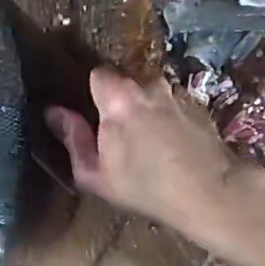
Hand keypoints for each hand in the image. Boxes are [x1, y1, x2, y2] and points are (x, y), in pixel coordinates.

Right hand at [45, 67, 264, 231]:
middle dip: (121, 103)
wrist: (210, 192)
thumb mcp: (96, 175)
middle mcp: (151, 85)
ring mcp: (179, 93)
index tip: (95, 116)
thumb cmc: (146, 187)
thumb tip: (54, 113)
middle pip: (127, 83)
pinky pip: (174, 105)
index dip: (94, 93)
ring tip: (150, 145)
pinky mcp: (199, 106)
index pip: (98, 73)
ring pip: (152, 94)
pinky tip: (172, 147)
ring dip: (147, 111)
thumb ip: (73, 139)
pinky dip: (169, 119)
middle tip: (121, 137)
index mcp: (120, 97)